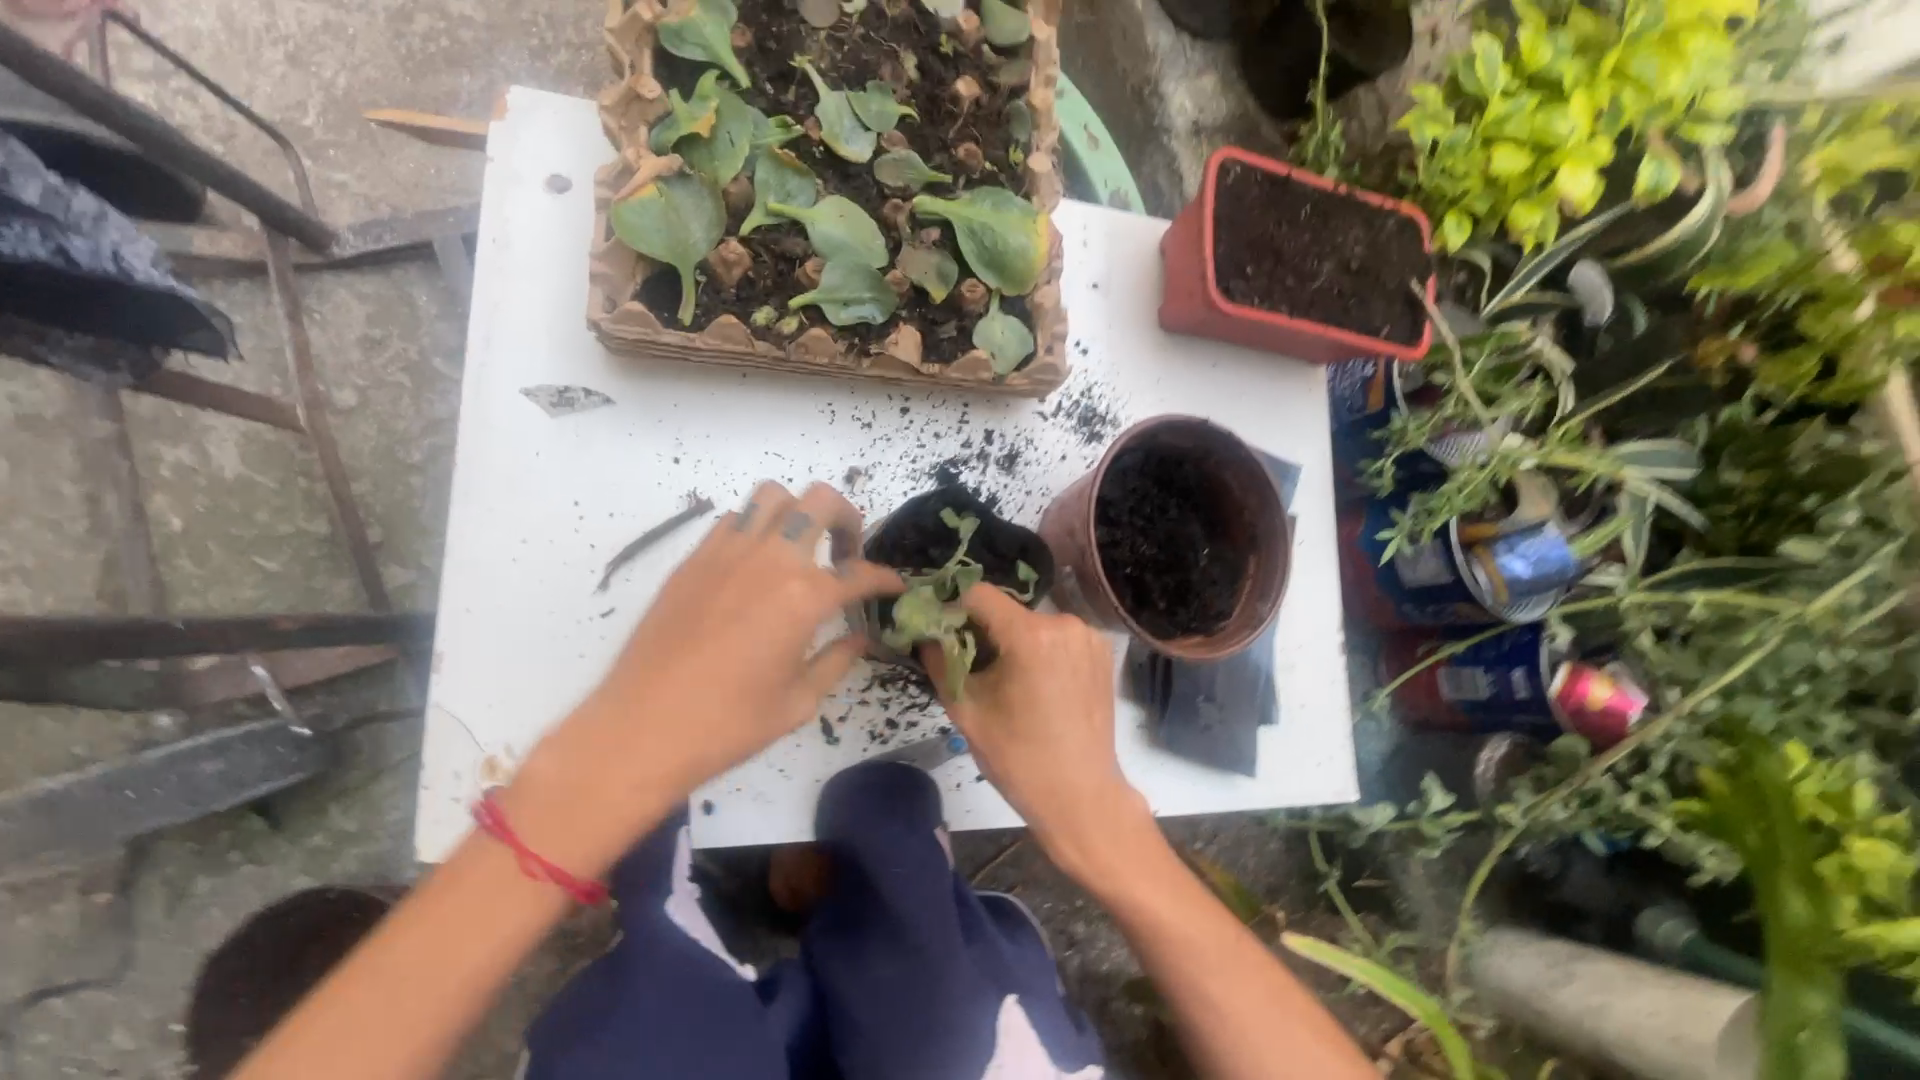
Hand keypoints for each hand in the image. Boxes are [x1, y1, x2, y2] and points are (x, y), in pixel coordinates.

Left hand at [508, 481, 901, 874]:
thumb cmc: (728, 725)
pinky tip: (754, 568)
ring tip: (800, 549)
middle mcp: (769, 560)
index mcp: (804, 597)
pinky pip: (732, 521)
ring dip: (797, 512)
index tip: (894, 586)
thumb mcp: (798, 702)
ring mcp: (726, 553)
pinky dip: (755, 530)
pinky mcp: (692, 561)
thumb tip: (860, 639)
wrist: (642, 728)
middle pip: (820, 501)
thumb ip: (837, 661)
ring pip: (772, 496)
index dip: (885, 578)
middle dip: (847, 518)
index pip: (860, 573)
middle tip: (847, 554)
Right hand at [926, 585, 1148, 878]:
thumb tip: (925, 632)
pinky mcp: (1102, 653)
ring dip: (1012, 641)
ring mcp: (1089, 637)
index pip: (978, 595)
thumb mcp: (967, 709)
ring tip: (1002, 679)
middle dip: (982, 630)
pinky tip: (1033, 685)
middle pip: (1007, 611)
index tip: (937, 629)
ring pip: (1033, 624)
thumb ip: (940, 661)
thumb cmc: (1019, 758)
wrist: (1081, 796)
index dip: (951, 607)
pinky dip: (1039, 651)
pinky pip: (1057, 638)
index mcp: (1032, 635)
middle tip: (966, 662)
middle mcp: (1066, 623)